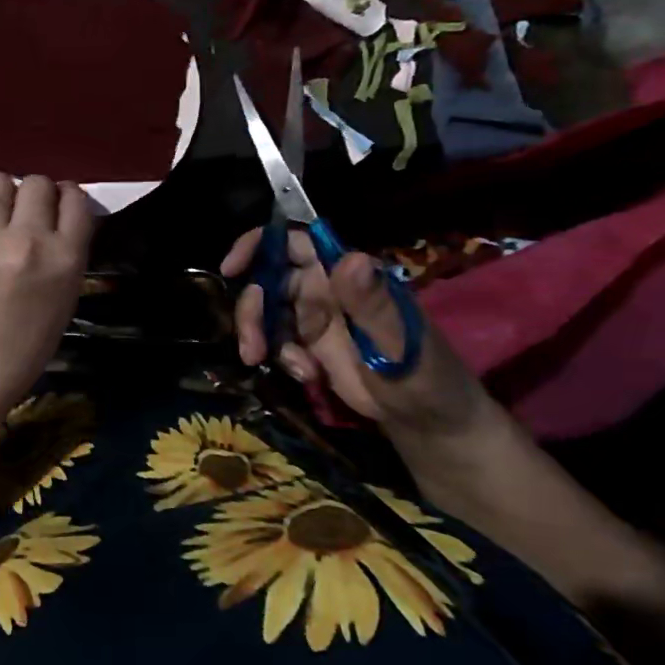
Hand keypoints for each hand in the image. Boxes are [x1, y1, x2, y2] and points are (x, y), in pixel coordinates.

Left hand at [0, 174, 94, 431]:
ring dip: (2, 193)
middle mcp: (27, 240)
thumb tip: (62, 214)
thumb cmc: (23, 348)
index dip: (69, 196)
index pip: (75, 198)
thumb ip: (68, 253)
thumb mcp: (65, 300)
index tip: (60, 204)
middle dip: (37, 193)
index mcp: (64, 259)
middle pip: (38, 183)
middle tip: (27, 212)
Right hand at [221, 228, 488, 440]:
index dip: (258, 244)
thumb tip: (350, 258)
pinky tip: (307, 378)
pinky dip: (279, 357)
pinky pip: (277, 339)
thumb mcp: (399, 344)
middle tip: (251, 347)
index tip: (232, 267)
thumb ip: (372, 304)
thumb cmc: (425, 378)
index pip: (294, 241)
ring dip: (258, 335)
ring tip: (276, 367)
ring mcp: (316, 316)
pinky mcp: (309, 344)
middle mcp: (326, 287)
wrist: (431, 423)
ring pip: (266, 310)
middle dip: (252, 309)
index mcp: (347, 274)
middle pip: (269, 279)